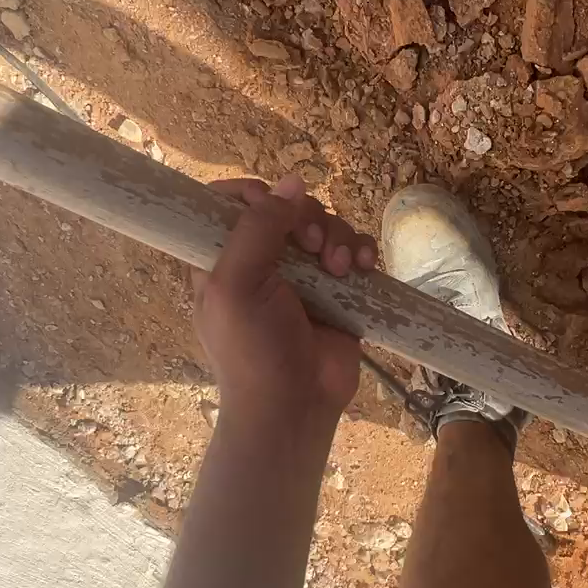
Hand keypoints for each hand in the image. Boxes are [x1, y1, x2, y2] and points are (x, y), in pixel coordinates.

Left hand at [193, 175, 374, 425]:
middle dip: (307, 220)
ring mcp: (303, 276)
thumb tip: (292, 183)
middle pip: (288, 208)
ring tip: (342, 269)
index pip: (231, 203)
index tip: (270, 206)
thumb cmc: (253, 350)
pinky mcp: (339, 291)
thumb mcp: (236, 285)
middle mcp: (263, 261)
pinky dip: (362, 252)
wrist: (295, 405)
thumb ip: (256, 229)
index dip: (253, 194)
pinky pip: (354, 251)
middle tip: (313, 247)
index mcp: (223, 258)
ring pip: (325, 226)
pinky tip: (364, 267)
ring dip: (339, 238)